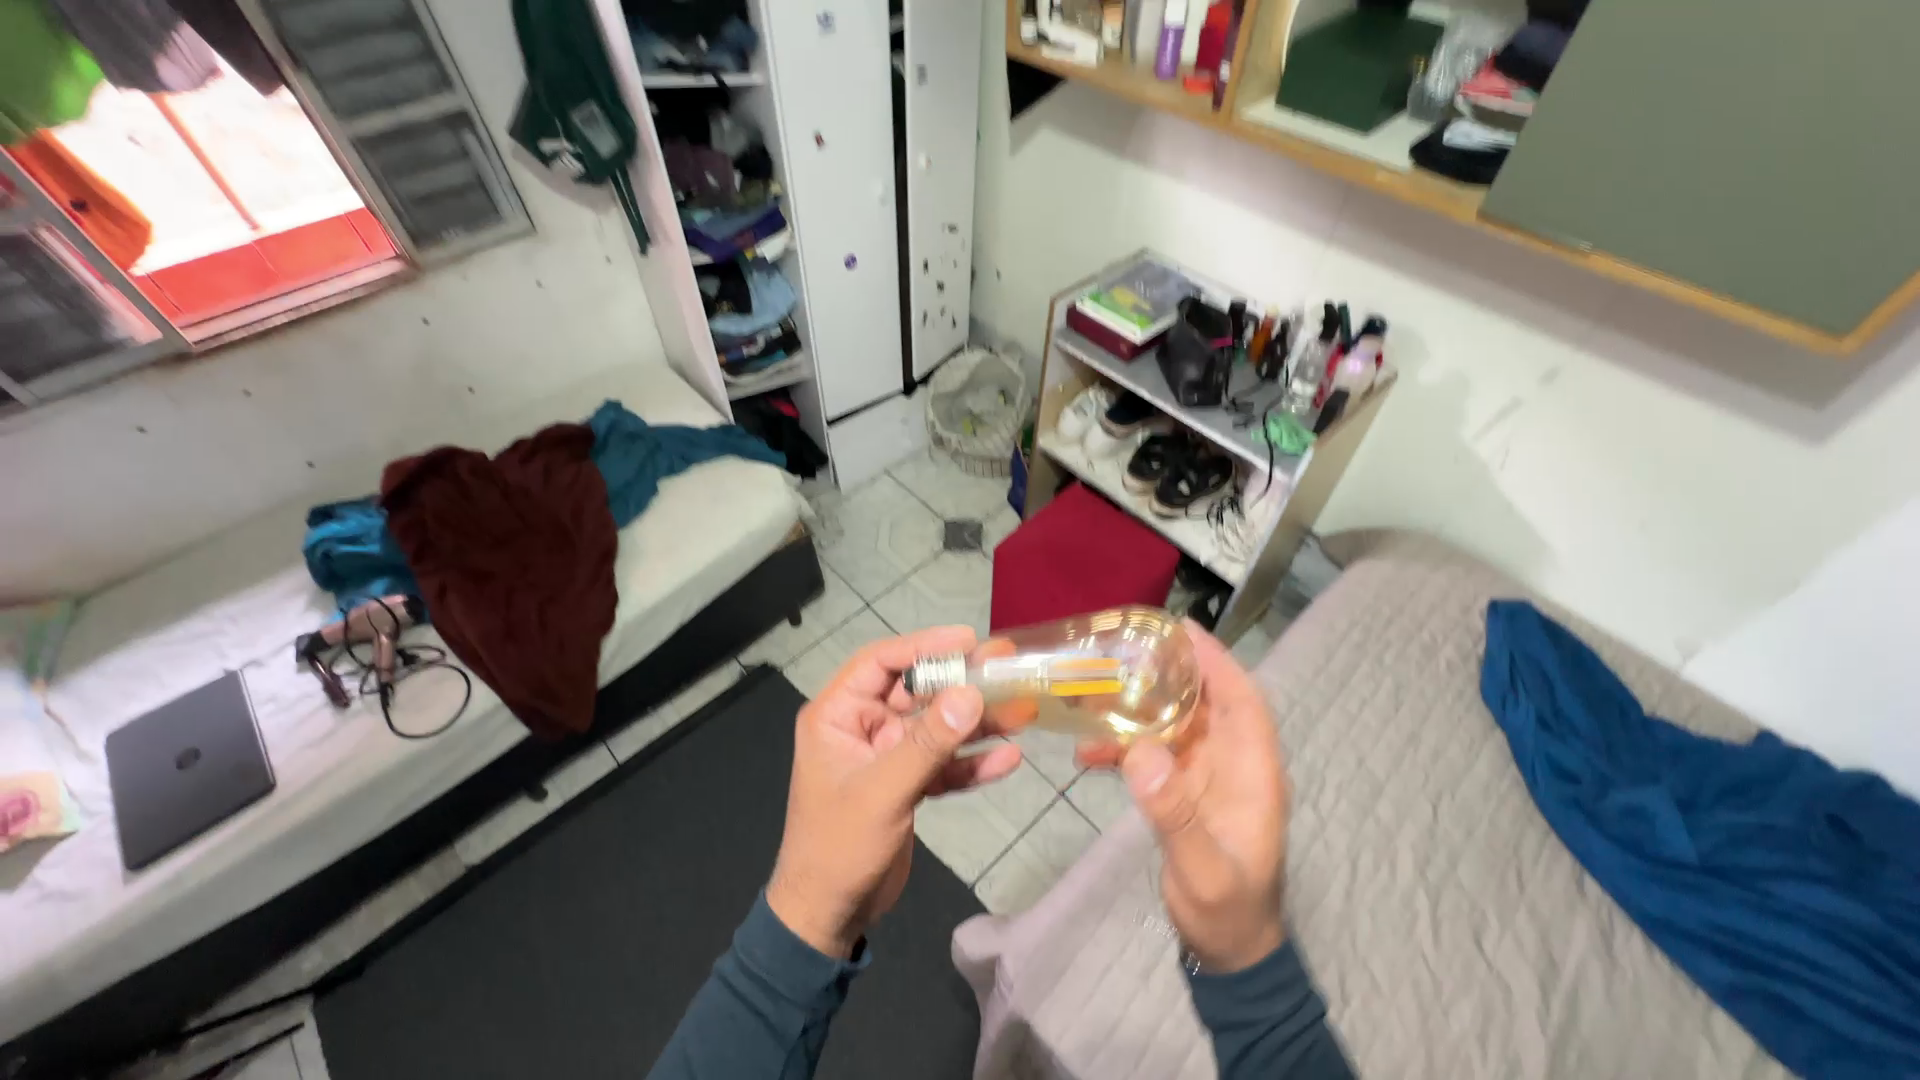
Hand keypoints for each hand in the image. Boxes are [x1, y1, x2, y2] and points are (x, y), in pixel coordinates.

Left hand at [767, 626, 1024, 957]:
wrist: (828, 915)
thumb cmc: (839, 846)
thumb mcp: (883, 791)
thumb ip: (928, 744)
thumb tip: (970, 694)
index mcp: (838, 716)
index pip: (881, 663)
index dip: (924, 646)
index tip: (969, 641)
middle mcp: (862, 728)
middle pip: (917, 693)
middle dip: (961, 684)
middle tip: (1007, 669)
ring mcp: (886, 757)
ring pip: (936, 728)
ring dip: (975, 724)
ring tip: (1021, 712)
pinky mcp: (906, 785)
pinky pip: (943, 765)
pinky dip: (971, 764)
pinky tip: (1008, 760)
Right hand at [1077, 622, 1287, 972]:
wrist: (1227, 949)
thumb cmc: (1228, 910)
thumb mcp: (1203, 870)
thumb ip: (1174, 814)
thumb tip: (1141, 753)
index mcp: (1254, 773)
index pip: (1243, 702)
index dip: (1217, 662)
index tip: (1183, 631)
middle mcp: (1233, 766)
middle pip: (1205, 703)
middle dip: (1168, 674)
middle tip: (1122, 651)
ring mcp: (1207, 778)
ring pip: (1175, 725)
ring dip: (1138, 710)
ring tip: (1094, 696)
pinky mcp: (1184, 793)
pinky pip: (1154, 756)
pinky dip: (1125, 748)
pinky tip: (1089, 753)